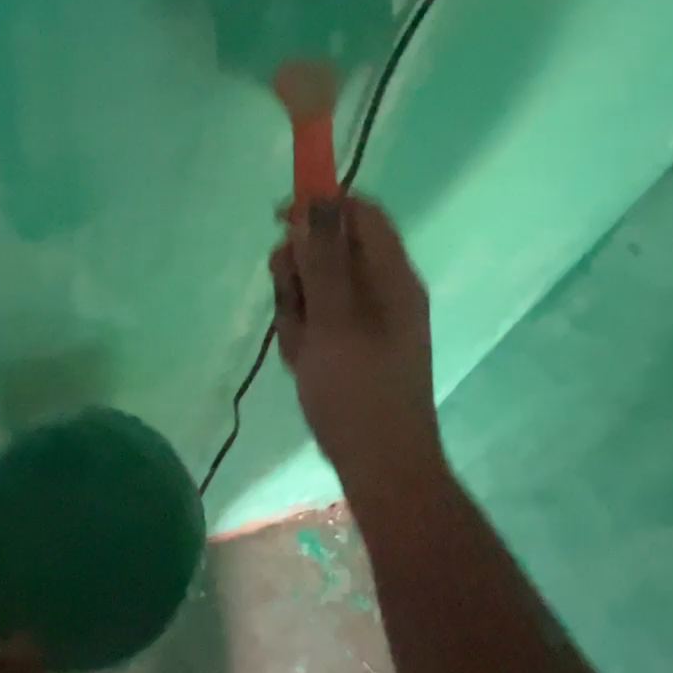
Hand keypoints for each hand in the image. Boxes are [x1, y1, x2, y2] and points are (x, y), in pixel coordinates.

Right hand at [270, 197, 442, 490]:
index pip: (359, 212)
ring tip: (299, 347)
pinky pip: (323, 319)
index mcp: (392, 275)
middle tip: (290, 303)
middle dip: (300, 269)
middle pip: (333, 248)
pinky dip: (306, 333)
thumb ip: (322, 259)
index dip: (320, 207)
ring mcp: (373, 319)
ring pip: (320, 285)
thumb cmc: (358, 393)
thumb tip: (318, 200)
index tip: (280, 224)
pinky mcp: (358, 345)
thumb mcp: (333, 320)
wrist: (384, 472)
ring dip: (298, 307)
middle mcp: (385, 289)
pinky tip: (303, 363)